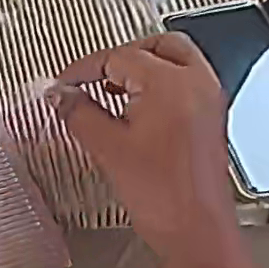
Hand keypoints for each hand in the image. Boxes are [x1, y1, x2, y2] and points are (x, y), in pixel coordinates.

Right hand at [50, 34, 242, 267]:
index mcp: (170, 84)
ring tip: (105, 90)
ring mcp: (207, 96)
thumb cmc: (159, 191)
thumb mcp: (105, 147)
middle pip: (154, 45)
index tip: (63, 84)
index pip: (119, 57)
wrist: (191, 222)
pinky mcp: (208, 113)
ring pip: (172, 58)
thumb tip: (60, 95)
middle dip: (116, 57)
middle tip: (86, 78)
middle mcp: (196, 82)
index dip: (84, 69)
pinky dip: (154, 82)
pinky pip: (182, 79)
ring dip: (137, 67)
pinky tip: (130, 106)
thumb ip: (78, 113)